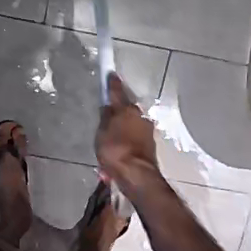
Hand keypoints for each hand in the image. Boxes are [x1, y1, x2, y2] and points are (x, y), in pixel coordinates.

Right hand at [96, 72, 161, 191]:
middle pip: (125, 110)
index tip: (110, 74)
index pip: (117, 92)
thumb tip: (107, 106)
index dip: (112, 83)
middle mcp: (140, 116)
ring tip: (109, 145)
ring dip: (121, 132)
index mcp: (127, 110)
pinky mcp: (149, 145)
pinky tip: (116, 156)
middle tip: (105, 121)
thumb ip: (105, 118)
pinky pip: (132, 140)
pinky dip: (125, 144)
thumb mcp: (101, 133)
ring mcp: (147, 131)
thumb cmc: (115, 151)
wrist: (137, 175)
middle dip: (116, 114)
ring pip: (129, 126)